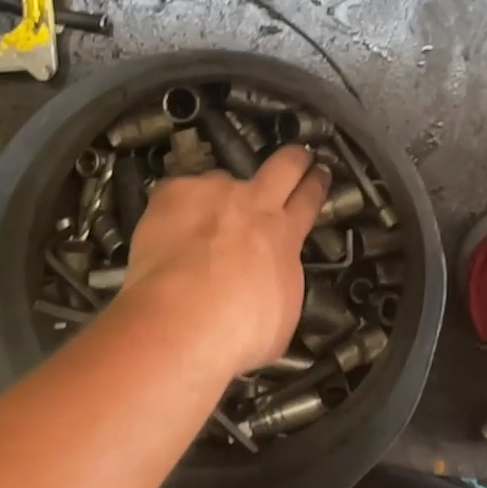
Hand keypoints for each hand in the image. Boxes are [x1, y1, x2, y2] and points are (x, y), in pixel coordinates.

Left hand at [120, 146, 330, 374]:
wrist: (182, 321)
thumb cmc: (238, 333)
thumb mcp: (281, 314)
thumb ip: (278, 281)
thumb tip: (270, 277)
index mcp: (284, 235)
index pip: (308, 199)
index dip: (315, 183)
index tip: (319, 172)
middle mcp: (253, 204)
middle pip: (283, 166)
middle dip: (294, 158)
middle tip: (298, 154)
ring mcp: (212, 192)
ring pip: (222, 180)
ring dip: (218, 196)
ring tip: (203, 220)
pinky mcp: (174, 193)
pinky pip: (180, 192)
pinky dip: (176, 208)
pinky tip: (167, 229)